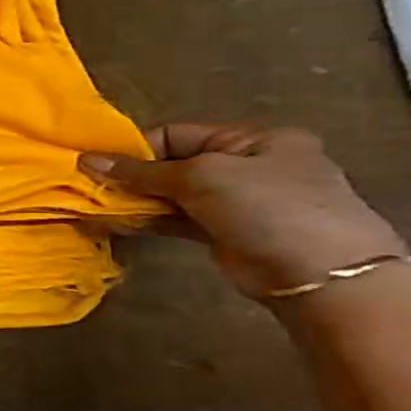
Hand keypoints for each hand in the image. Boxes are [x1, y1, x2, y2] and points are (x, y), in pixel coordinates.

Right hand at [79, 123, 408, 299]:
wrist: (322, 277)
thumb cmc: (267, 207)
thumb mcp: (202, 176)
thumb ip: (143, 171)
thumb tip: (88, 160)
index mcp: (252, 138)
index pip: (178, 133)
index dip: (137, 147)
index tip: (99, 163)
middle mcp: (247, 165)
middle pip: (174, 163)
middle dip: (134, 175)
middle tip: (91, 186)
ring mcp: (239, 202)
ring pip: (174, 194)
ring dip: (137, 200)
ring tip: (97, 206)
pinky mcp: (228, 234)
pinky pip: (180, 219)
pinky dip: (150, 220)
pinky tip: (117, 222)